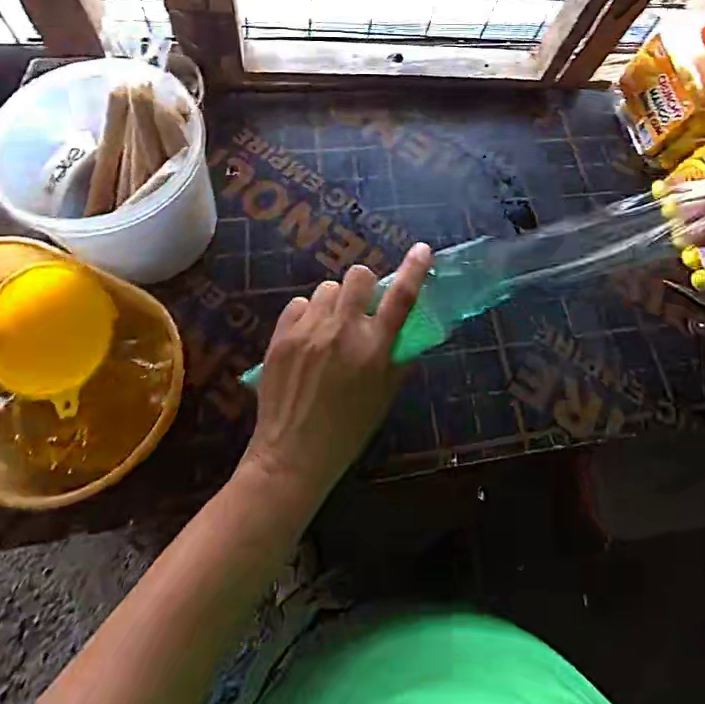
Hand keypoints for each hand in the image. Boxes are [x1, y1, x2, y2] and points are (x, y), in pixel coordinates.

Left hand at [241, 243, 433, 503]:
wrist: (292, 453)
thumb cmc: (346, 431)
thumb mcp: (384, 398)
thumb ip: (398, 361)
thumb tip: (408, 333)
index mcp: (374, 349)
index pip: (401, 297)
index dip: (415, 269)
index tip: (422, 249)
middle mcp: (342, 331)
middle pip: (358, 276)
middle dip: (363, 286)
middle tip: (361, 308)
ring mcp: (309, 330)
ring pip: (327, 288)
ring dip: (335, 302)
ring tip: (330, 328)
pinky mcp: (282, 335)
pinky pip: (300, 303)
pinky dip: (308, 314)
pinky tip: (307, 338)